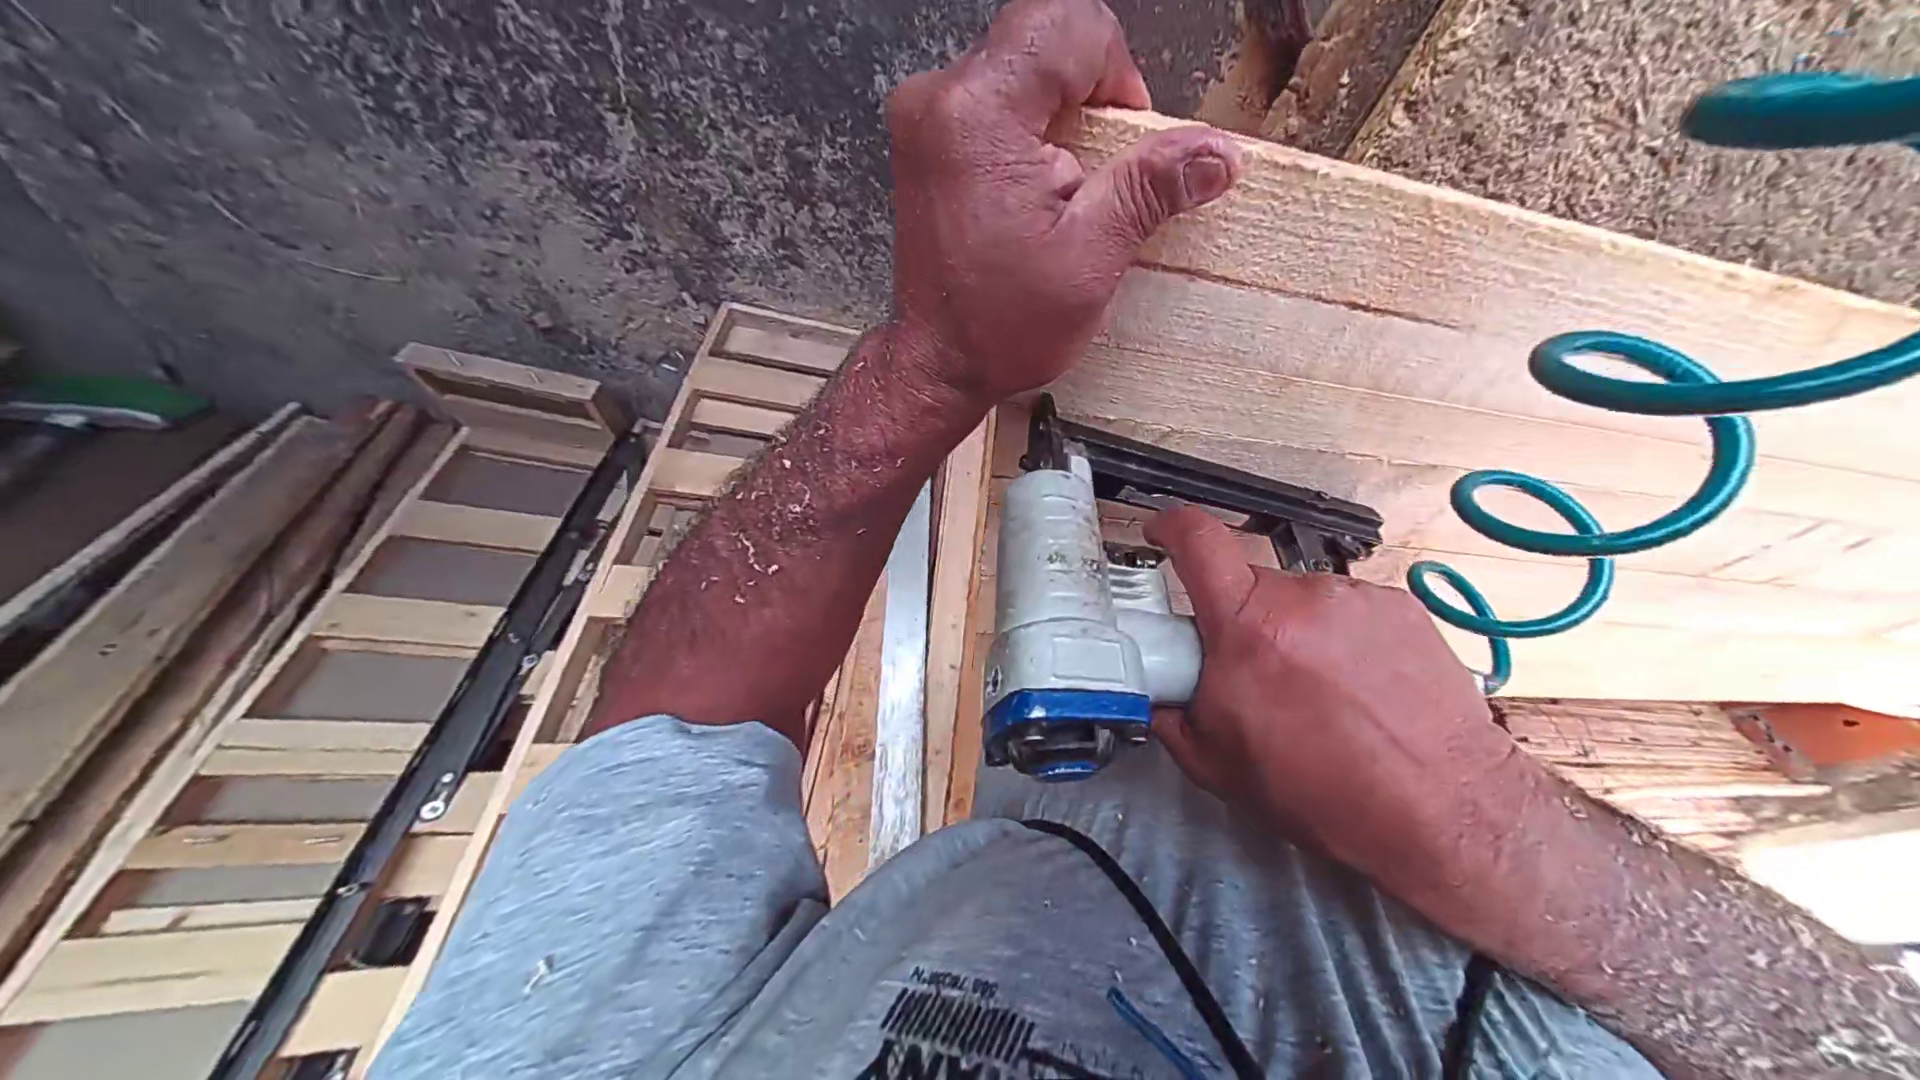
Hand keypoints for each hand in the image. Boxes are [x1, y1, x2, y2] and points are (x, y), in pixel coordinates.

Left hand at [883, 0, 1242, 408]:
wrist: (938, 367)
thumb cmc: (996, 330)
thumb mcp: (1089, 262)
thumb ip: (1149, 190)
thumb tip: (1213, 152)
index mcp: (977, 117)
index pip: (1069, 26)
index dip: (1116, 73)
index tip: (1126, 139)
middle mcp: (938, 104)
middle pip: (1042, 44)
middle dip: (1088, 101)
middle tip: (1096, 178)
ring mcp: (924, 126)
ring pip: (1019, 75)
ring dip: (1058, 126)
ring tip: (1061, 200)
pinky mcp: (926, 149)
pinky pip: (993, 109)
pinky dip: (1028, 142)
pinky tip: (1033, 200)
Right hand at [1143, 506, 1541, 911]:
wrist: (1442, 814)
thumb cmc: (1328, 793)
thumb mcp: (1214, 762)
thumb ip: (1171, 711)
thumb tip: (1157, 695)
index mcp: (1247, 629)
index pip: (1198, 540)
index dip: (1172, 526)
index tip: (1164, 532)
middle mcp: (1302, 599)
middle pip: (1245, 581)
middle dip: (1236, 617)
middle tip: (1247, 665)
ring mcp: (1355, 600)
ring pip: (1296, 598)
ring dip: (1290, 630)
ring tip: (1312, 688)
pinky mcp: (1399, 608)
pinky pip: (1343, 608)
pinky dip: (1336, 637)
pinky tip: (1353, 685)